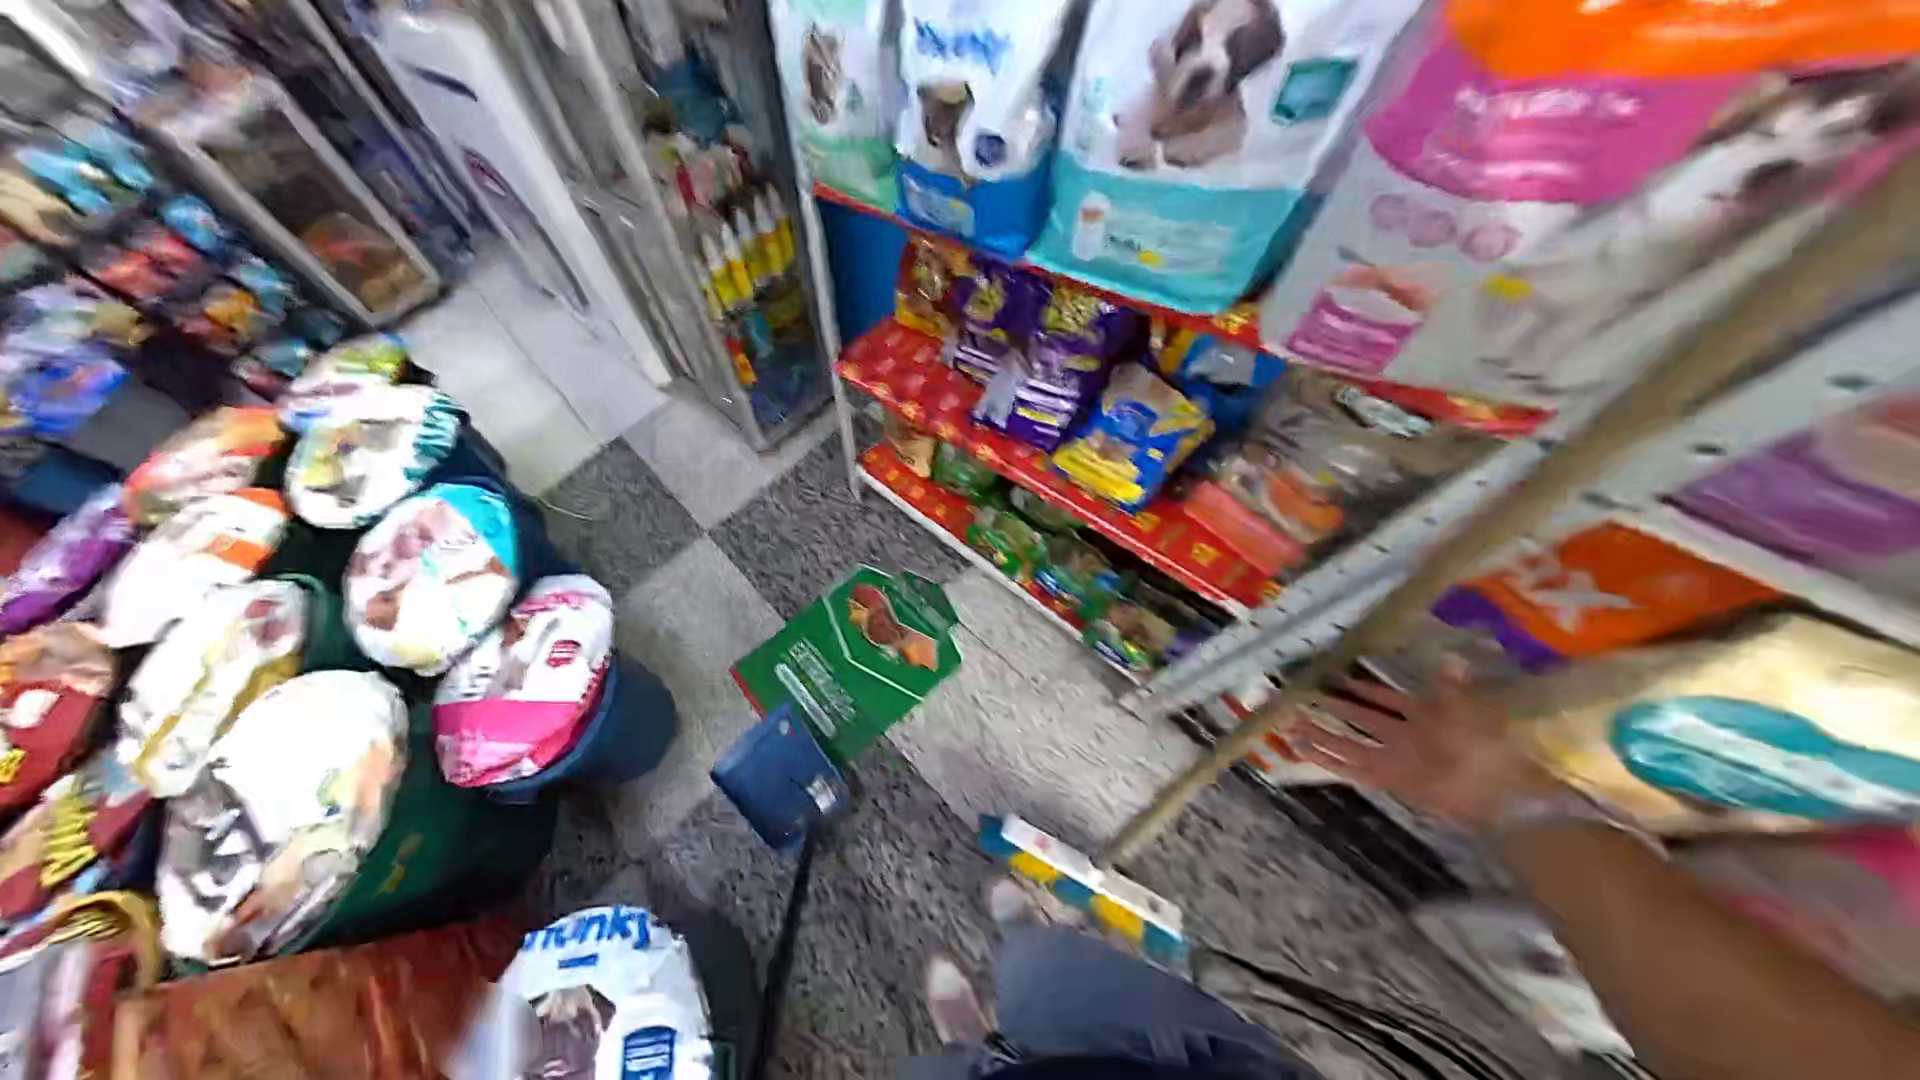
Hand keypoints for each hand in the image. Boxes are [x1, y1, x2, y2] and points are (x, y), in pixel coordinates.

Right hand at [1289, 670, 1561, 828]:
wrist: (1500, 795)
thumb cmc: (1486, 748)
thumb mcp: (1471, 712)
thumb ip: (1453, 687)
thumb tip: (1451, 658)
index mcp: (1420, 718)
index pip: (1384, 699)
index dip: (1363, 689)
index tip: (1336, 678)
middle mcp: (1401, 737)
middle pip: (1360, 719)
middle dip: (1332, 709)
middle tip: (1302, 697)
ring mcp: (1390, 758)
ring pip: (1347, 742)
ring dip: (1320, 733)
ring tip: (1291, 723)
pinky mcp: (1383, 778)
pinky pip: (1348, 767)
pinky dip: (1324, 759)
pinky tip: (1302, 749)